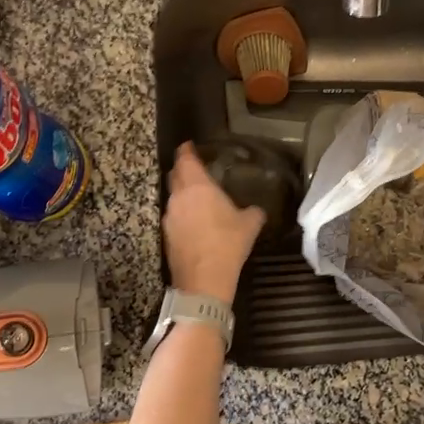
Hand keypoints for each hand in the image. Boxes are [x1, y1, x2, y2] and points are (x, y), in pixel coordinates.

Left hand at [163, 141, 265, 302]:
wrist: (204, 278)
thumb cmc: (228, 243)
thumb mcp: (250, 224)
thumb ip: (253, 212)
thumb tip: (257, 210)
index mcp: (198, 186)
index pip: (186, 159)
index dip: (187, 150)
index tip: (189, 146)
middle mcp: (179, 196)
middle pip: (175, 175)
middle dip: (183, 169)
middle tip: (195, 168)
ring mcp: (170, 216)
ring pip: (174, 196)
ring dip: (183, 193)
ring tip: (197, 196)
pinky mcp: (167, 234)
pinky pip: (174, 215)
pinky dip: (182, 213)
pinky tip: (194, 221)